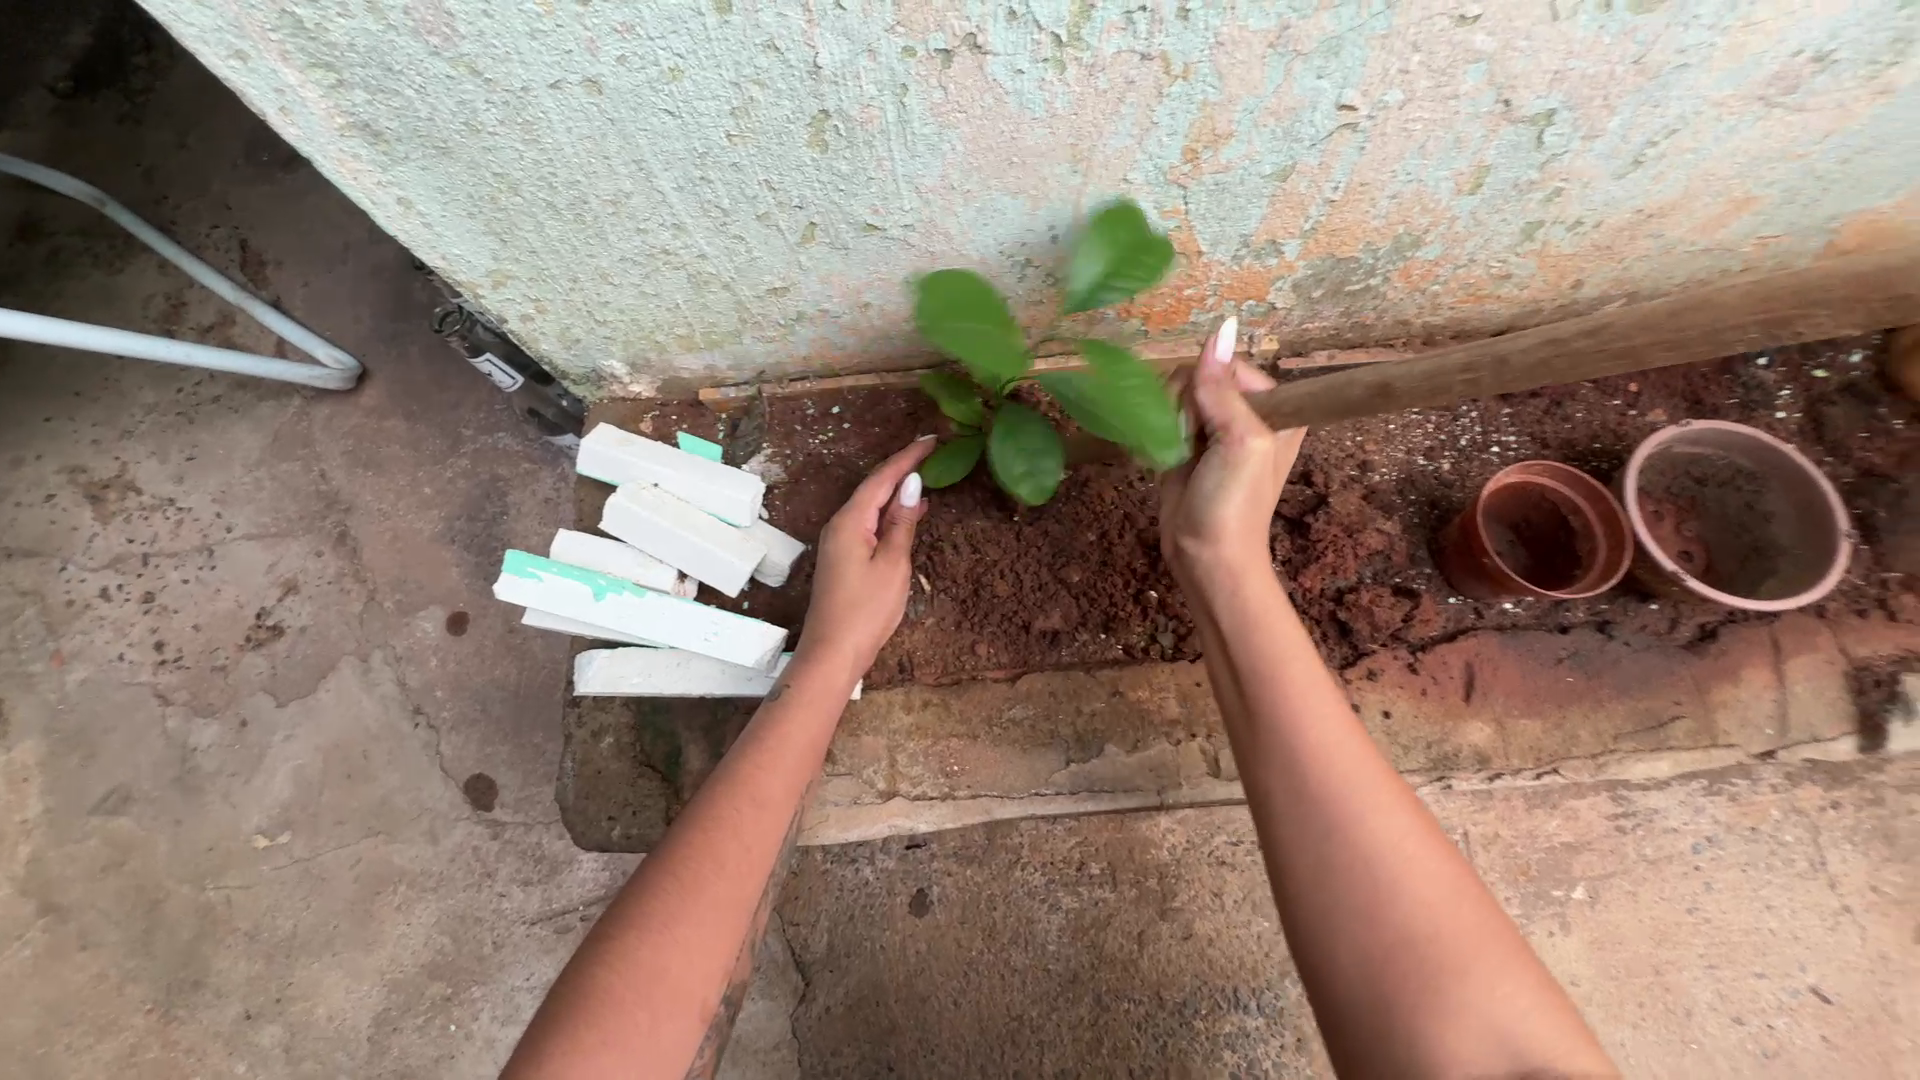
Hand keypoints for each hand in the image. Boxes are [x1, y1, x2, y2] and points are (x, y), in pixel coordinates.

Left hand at [794, 436, 934, 676]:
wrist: (833, 651)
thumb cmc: (866, 610)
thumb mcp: (892, 564)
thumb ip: (901, 522)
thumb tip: (912, 484)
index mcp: (850, 521)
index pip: (882, 478)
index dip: (908, 457)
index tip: (932, 440)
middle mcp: (840, 525)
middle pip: (874, 487)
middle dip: (902, 468)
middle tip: (932, 451)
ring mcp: (840, 541)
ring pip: (871, 505)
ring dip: (898, 490)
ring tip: (927, 475)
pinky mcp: (844, 557)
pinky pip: (869, 523)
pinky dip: (890, 513)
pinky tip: (910, 512)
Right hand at [1159, 317, 1305, 592]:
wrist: (1205, 555)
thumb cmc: (1233, 502)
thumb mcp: (1240, 440)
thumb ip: (1222, 387)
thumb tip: (1219, 327)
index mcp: (1275, 408)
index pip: (1229, 366)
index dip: (1207, 383)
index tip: (1201, 417)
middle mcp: (1245, 415)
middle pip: (1199, 378)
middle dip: (1183, 403)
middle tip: (1187, 440)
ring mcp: (1212, 433)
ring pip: (1175, 398)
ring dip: (1166, 419)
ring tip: (1172, 450)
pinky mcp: (1184, 448)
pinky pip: (1163, 419)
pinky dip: (1155, 432)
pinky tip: (1159, 454)